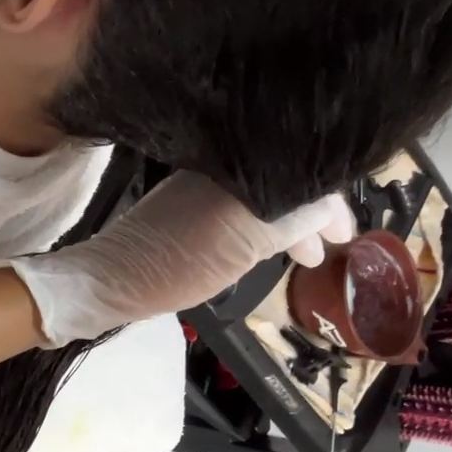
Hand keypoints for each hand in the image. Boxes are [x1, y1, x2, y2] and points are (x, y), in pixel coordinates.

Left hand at [9, 171, 355, 346]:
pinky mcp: (181, 206)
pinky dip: (258, 225)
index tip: (344, 234)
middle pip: (280, 182)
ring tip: (306, 256)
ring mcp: (196, 188)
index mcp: (234, 170)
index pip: (298, 171)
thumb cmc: (175, 264)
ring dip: (287, 223)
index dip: (328, 201)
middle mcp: (216, 171)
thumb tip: (329, 203)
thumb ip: (291, 219)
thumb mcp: (245, 245)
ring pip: (258, 197)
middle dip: (310, 213)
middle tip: (328, 247)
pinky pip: (234, 207)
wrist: (107, 281)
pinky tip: (266, 250)